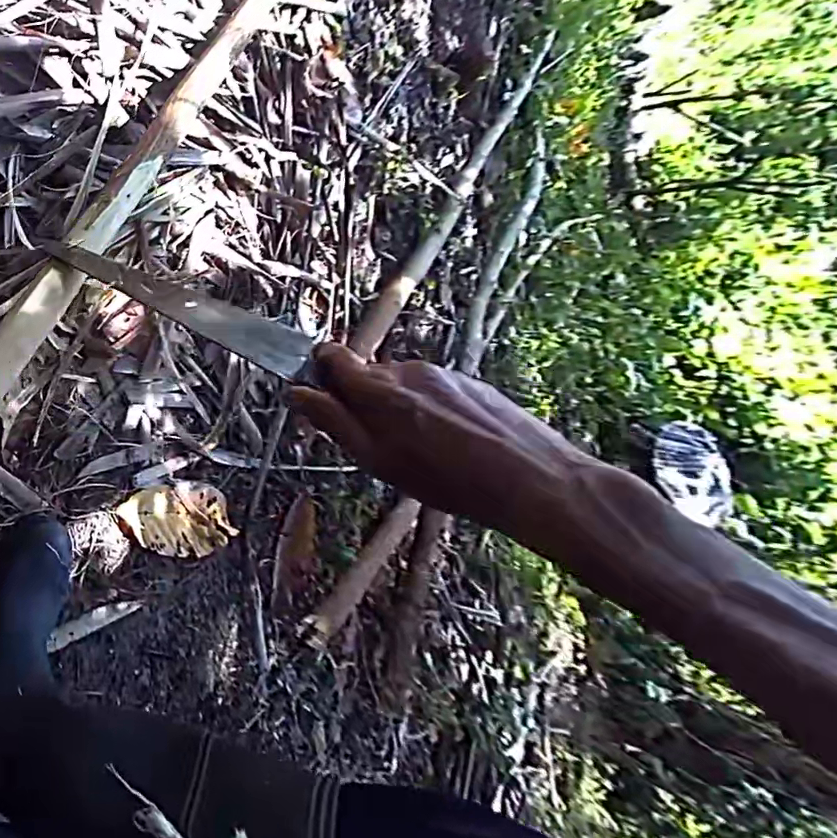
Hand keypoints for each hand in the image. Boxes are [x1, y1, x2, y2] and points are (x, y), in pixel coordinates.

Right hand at [287, 343, 595, 530]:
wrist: (540, 482)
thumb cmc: (447, 478)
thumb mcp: (374, 457)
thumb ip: (331, 420)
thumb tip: (296, 392)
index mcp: (375, 387)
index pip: (330, 354)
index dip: (319, 371)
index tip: (323, 396)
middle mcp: (405, 370)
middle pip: (366, 375)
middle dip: (362, 400)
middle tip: (378, 441)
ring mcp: (443, 375)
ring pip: (401, 385)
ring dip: (399, 408)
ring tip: (422, 449)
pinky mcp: (474, 385)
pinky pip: (435, 391)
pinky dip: (431, 411)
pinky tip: (452, 445)